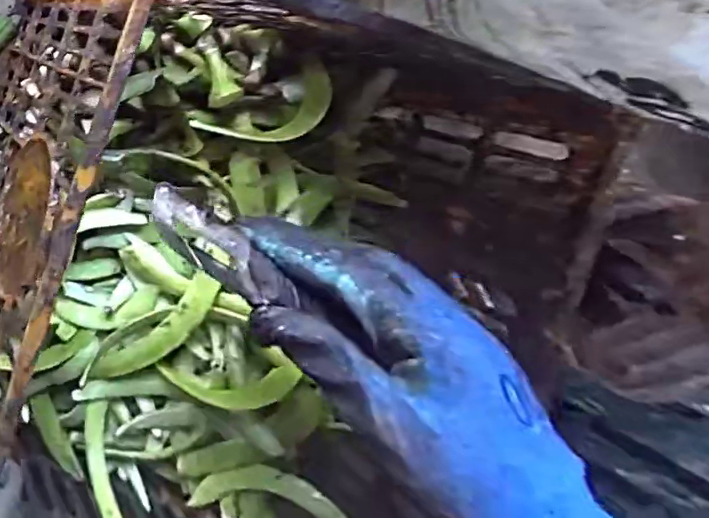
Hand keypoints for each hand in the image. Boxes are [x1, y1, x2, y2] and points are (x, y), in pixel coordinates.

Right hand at [237, 217, 605, 517]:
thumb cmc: (468, 481)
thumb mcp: (391, 426)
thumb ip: (329, 362)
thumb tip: (263, 314)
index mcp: (422, 319)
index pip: (340, 266)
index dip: (288, 245)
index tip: (239, 228)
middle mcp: (437, 308)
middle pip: (358, 260)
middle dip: (302, 245)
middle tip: (251, 238)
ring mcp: (451, 326)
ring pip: (375, 275)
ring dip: (323, 262)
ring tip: (279, 258)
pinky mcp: (453, 347)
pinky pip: (387, 298)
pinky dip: (345, 286)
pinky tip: (328, 296)